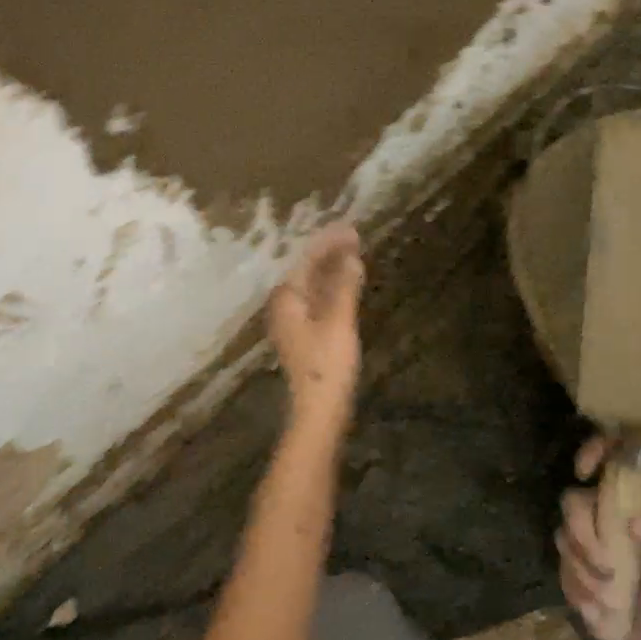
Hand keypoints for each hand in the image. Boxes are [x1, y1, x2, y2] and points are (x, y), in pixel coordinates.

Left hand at [267, 223, 364, 416]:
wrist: (319, 410)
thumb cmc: (326, 365)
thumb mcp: (339, 321)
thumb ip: (344, 286)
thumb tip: (350, 256)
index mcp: (286, 299)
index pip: (306, 260)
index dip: (329, 242)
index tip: (351, 229)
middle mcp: (284, 307)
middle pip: (307, 272)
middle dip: (330, 253)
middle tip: (356, 236)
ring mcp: (294, 323)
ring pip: (313, 287)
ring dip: (333, 270)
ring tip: (355, 254)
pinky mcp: (306, 336)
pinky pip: (318, 302)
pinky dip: (333, 289)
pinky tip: (349, 285)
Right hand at [557, 439, 640, 639]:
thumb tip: (634, 521)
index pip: (623, 459)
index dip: (599, 450)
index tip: (584, 471)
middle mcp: (618, 516)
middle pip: (578, 498)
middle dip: (583, 533)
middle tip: (605, 566)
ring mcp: (596, 544)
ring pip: (564, 533)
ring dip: (583, 569)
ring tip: (610, 598)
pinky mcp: (579, 571)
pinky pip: (562, 566)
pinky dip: (578, 589)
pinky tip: (601, 610)